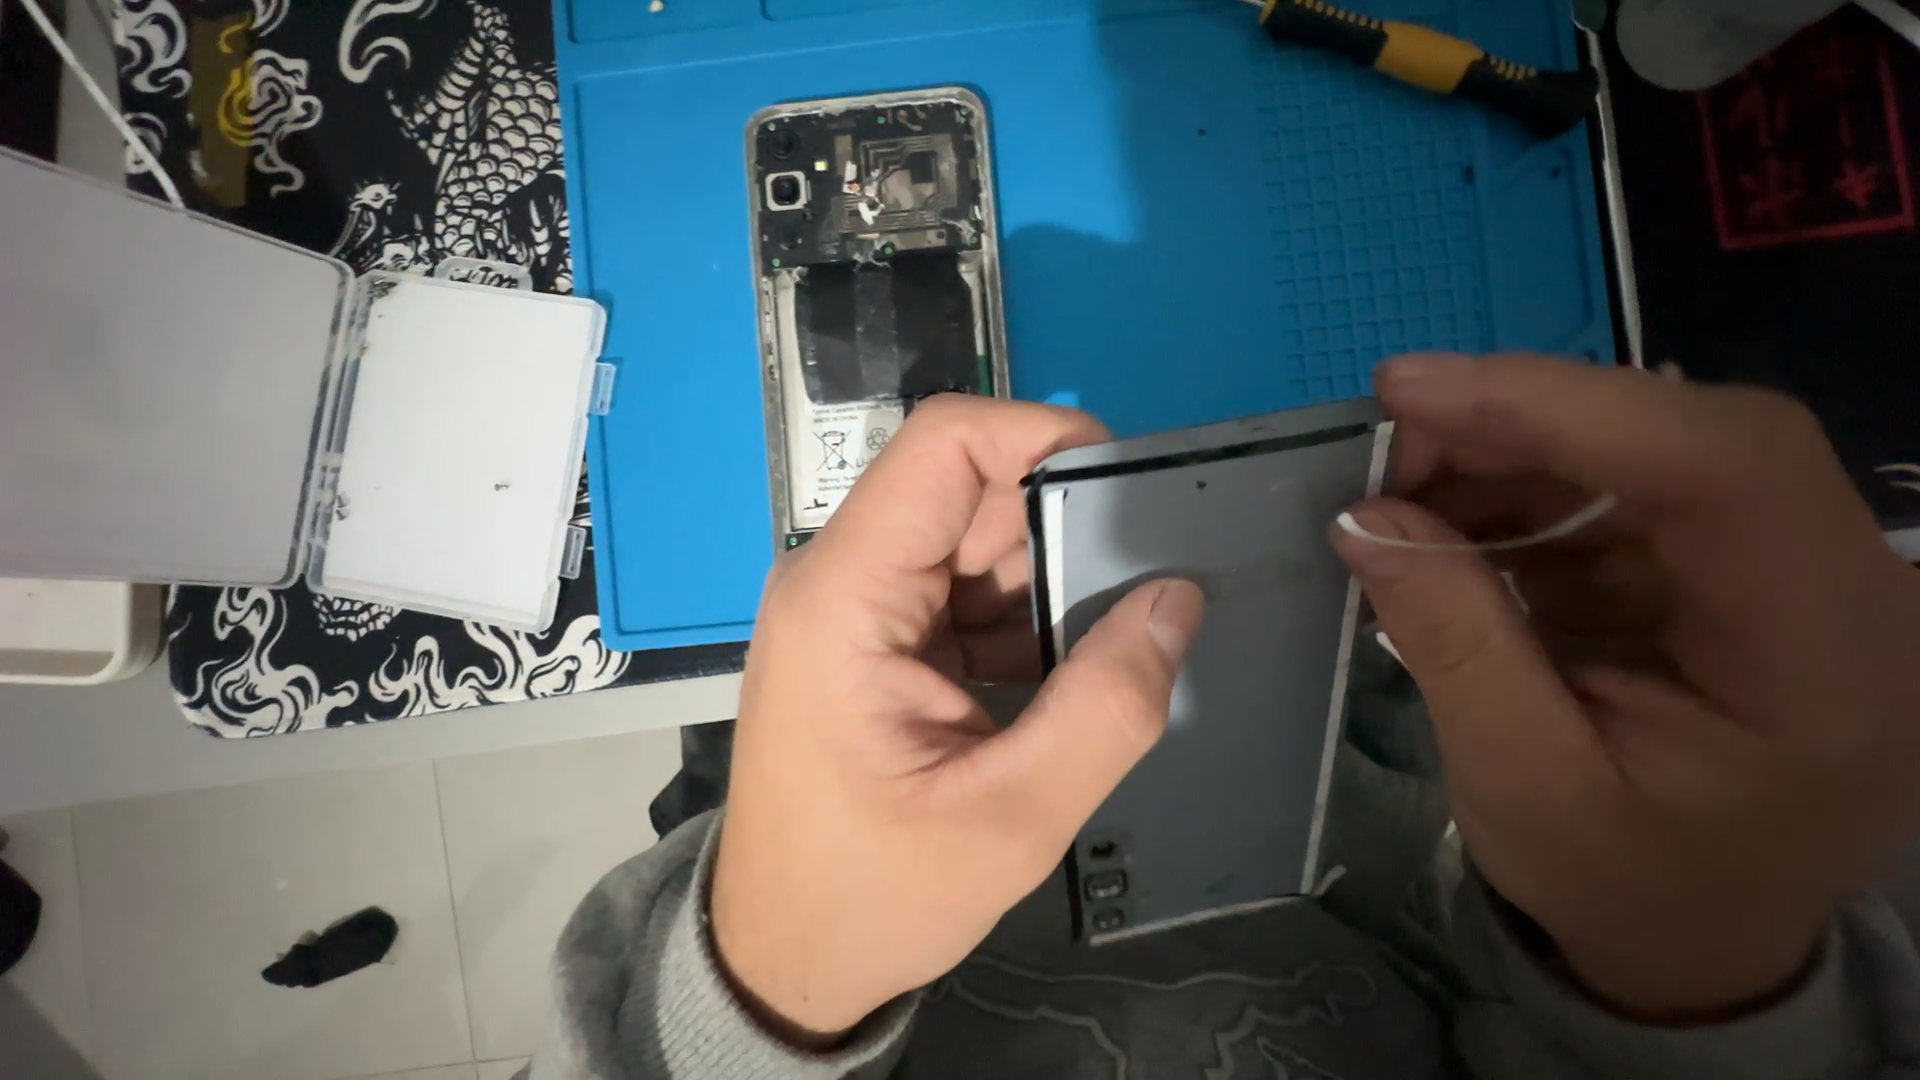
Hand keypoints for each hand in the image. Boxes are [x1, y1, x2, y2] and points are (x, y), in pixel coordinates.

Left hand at [711, 396, 1205, 1044]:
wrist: (782, 954)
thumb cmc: (871, 895)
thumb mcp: (1010, 818)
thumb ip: (1106, 706)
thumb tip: (1175, 599)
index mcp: (846, 595)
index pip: (943, 445)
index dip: (1038, 433)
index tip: (1124, 479)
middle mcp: (840, 576)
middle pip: (965, 489)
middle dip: (1060, 520)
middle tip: (1140, 582)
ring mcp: (854, 606)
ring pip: (969, 537)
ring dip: (1044, 575)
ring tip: (1104, 639)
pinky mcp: (873, 637)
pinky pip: (960, 588)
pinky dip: (1019, 613)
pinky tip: (1057, 668)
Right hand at [1330, 354, 1919, 1019]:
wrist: (1687, 934)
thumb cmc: (1621, 879)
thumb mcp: (1519, 778)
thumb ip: (1449, 641)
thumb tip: (1362, 518)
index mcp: (1821, 654)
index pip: (1721, 468)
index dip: (1558, 405)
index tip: (1408, 391)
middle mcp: (1825, 582)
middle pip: (1673, 434)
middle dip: (1508, 424)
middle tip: (1379, 452)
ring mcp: (1765, 567)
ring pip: (1629, 447)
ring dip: (1495, 454)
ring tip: (1392, 495)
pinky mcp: (1701, 567)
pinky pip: (1600, 489)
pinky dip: (1503, 491)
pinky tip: (1437, 524)